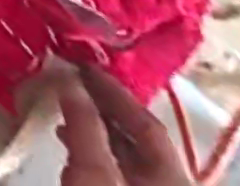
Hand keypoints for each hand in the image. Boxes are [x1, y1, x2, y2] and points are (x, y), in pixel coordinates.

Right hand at [57, 69, 195, 185]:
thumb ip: (84, 123)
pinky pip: (115, 169)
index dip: (115, 91)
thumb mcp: (95, 172)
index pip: (148, 122)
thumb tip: (67, 74)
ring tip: (64, 108)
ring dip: (95, 126)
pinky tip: (69, 143)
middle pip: (138, 138)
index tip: (82, 64)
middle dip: (103, 106)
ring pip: (125, 154)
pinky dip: (93, 149)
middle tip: (71, 81)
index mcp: (176, 177)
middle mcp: (172, 183)